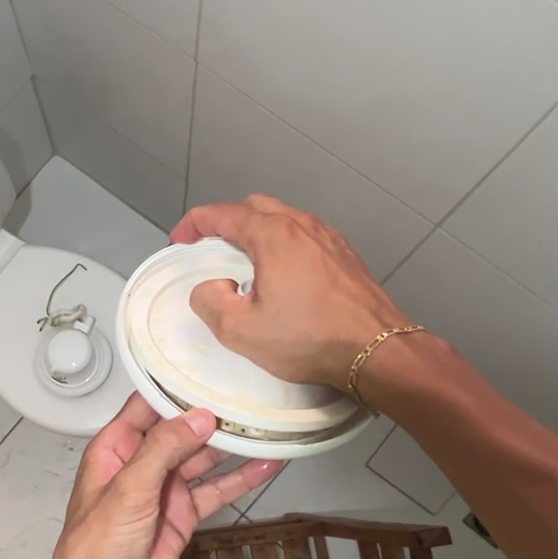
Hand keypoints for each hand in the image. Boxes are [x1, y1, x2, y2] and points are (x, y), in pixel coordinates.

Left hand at [37, 394, 281, 558]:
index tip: (209, 371)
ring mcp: (162, 490)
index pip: (147, 406)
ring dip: (231, 445)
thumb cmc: (94, 551)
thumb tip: (197, 417)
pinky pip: (215, 490)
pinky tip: (265, 466)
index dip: (176, 388)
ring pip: (202, 458)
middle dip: (211, 415)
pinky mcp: (181, 515)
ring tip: (265, 425)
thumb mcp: (128, 491)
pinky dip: (239, 479)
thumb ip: (163, 451)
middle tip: (249, 396)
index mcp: (114, 449)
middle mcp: (139, 464)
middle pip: (180, 429)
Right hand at [171, 194, 414, 388]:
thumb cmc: (311, 339)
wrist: (376, 351)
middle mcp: (302, 226)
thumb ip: (210, 302)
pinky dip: (283, 246)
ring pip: (283, 220)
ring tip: (243, 265)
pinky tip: (280, 277)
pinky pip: (305, 238)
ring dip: (256, 234)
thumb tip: (209, 288)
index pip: (221, 214)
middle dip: (225, 223)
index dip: (193, 224)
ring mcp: (328, 238)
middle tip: (209, 250)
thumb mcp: (240, 331)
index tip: (180, 241)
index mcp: (273, 235)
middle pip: (254, 207)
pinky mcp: (345, 256)